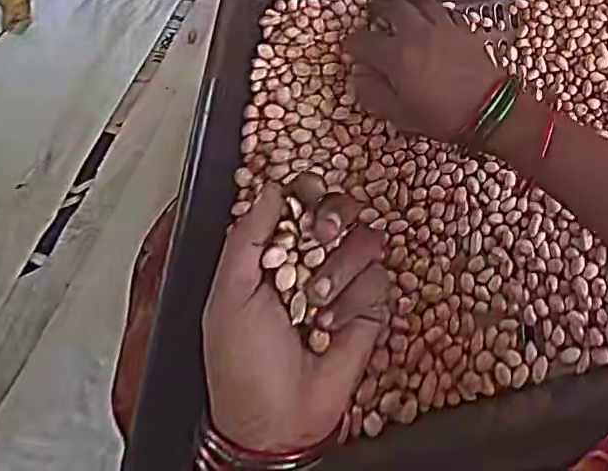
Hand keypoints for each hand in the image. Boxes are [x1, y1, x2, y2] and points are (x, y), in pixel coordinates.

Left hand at [202, 174, 391, 451]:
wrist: (275, 421)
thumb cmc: (242, 364)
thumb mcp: (230, 296)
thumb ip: (247, 237)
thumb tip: (271, 188)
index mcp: (279, 248)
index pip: (302, 197)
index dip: (309, 189)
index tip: (309, 194)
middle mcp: (315, 256)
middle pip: (342, 205)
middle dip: (335, 214)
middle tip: (322, 233)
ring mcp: (345, 278)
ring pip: (365, 238)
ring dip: (341, 268)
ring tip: (317, 302)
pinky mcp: (369, 304)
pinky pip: (377, 278)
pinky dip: (353, 301)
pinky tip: (330, 326)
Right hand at [348, 0, 503, 141]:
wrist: (490, 109)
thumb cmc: (442, 117)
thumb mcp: (399, 115)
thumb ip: (373, 93)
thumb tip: (359, 74)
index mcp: (396, 54)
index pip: (363, 40)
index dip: (353, 44)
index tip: (353, 49)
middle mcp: (417, 32)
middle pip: (392, 7)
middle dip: (379, 11)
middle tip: (375, 18)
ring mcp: (443, 26)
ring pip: (420, 2)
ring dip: (408, 6)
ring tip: (404, 14)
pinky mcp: (464, 27)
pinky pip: (444, 11)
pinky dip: (433, 12)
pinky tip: (433, 22)